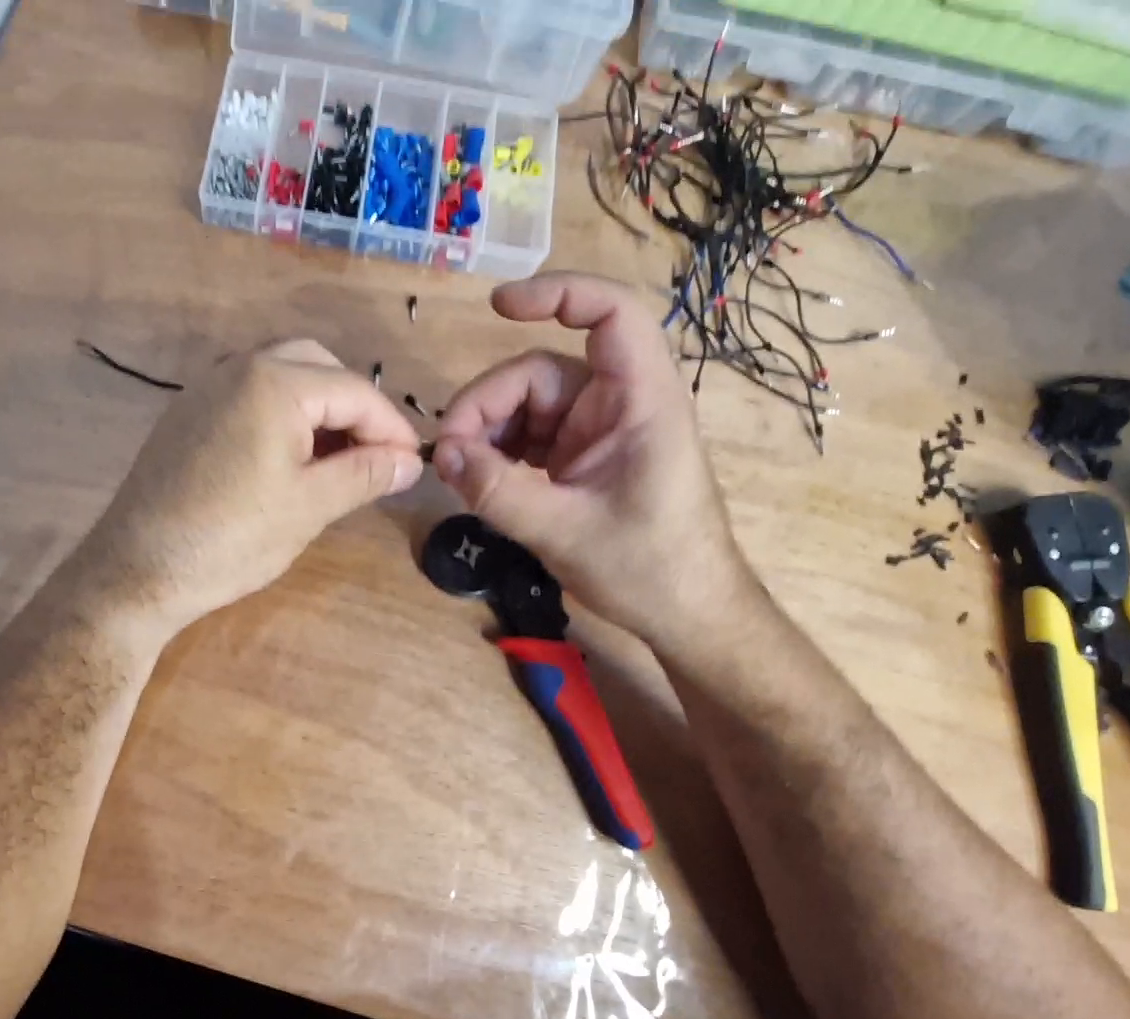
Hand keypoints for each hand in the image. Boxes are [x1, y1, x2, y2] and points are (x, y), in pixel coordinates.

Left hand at [81, 340, 422, 632]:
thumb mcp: (309, 506)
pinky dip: (281, 416)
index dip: (391, 427)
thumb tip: (411, 461)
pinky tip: (289, 461)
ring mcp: (206, 389)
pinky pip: (248, 397)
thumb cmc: (229, 539)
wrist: (136, 569)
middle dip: (354, 407)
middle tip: (374, 455)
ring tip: (337, 460)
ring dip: (318, 409)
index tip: (413, 464)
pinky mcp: (187, 415)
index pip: (354, 390)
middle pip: (317, 366)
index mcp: (273, 382)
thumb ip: (365, 473)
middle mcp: (237, 368)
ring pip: (280, 377)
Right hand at [431, 272, 757, 649]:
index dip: (559, 293)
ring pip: (526, 405)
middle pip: (540, 372)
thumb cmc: (650, 569)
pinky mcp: (581, 457)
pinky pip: (529, 436)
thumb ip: (499, 492)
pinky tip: (479, 481)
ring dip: (487, 433)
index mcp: (641, 401)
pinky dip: (499, 453)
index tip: (498, 307)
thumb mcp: (565, 533)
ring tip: (461, 476)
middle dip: (488, 405)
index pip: (611, 314)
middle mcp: (619, 403)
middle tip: (451, 456)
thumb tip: (443, 455)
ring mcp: (597, 430)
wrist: (686, 614)